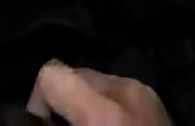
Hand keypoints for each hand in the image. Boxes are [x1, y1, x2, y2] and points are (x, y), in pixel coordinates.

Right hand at [27, 61, 171, 125]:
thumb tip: (41, 122)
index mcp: (99, 111)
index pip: (53, 74)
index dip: (38, 102)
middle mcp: (123, 89)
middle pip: (76, 73)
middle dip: (62, 104)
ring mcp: (144, 91)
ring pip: (99, 81)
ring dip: (85, 106)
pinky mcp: (156, 100)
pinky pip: (120, 92)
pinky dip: (108, 111)